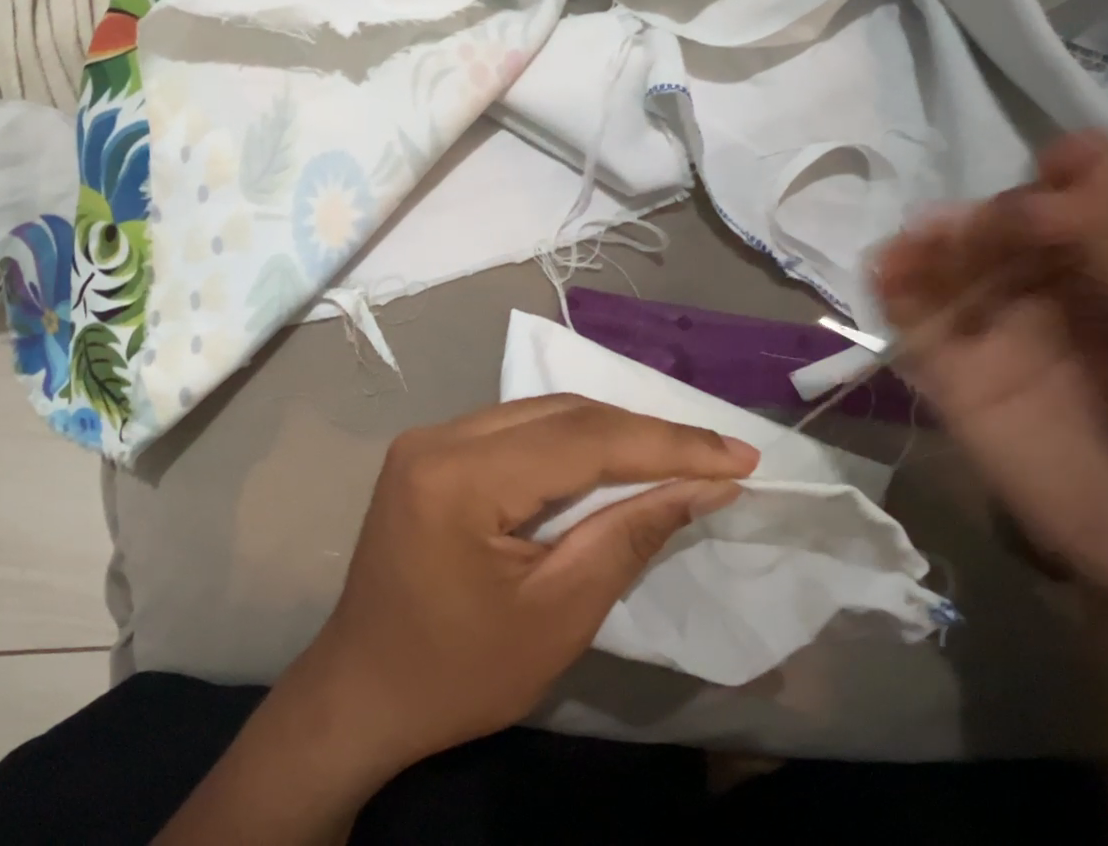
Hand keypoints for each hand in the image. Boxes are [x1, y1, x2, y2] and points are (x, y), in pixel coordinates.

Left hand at [156, 395, 756, 843]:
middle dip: (644, 432)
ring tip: (679, 457)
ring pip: (537, 416)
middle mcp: (436, 438)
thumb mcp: (559, 614)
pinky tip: (610, 463)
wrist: (365, 692)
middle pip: (560, 414)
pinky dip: (566, 445)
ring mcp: (424, 443)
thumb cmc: (460, 672)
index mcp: (459, 475)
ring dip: (608, 433)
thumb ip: (629, 534)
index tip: (743, 457)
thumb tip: (704, 485)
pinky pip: (510, 433)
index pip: (584, 438)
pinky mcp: (425, 458)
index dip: (669, 444)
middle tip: (720, 457)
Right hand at [875, 132, 1107, 603]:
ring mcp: (998, 340)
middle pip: (1003, 229)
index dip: (1063, 176)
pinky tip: (887, 270)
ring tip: (921, 244)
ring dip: (929, 245)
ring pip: (947, 271)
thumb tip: (1048, 176)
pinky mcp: (951, 383)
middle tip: (982, 230)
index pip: (1082, 200)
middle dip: (988, 216)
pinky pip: (912, 327)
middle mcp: (1058, 296)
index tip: (1052, 170)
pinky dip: (892, 292)